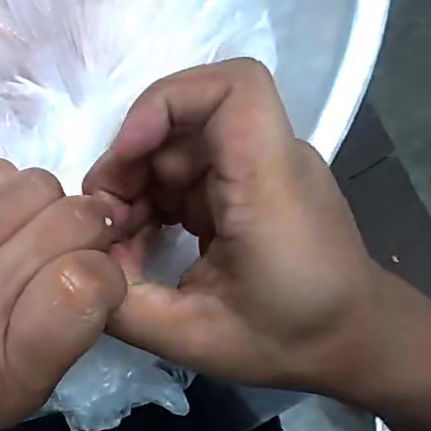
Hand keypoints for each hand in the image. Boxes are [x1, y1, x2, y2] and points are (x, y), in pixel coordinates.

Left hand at [0, 160, 126, 430]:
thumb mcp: (16, 396)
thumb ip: (66, 337)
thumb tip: (97, 271)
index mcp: (8, 350)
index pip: (94, 278)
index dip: (107, 277)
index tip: (89, 289)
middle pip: (75, 217)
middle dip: (90, 234)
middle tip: (66, 259)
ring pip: (40, 185)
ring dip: (51, 208)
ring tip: (30, 237)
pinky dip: (12, 193)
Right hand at [83, 59, 430, 403]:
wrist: (355, 342)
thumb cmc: (289, 338)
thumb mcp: (193, 338)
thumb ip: (123, 307)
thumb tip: (74, 270)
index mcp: (266, 183)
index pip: (233, 87)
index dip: (167, 101)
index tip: (128, 155)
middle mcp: (268, 160)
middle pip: (184, 122)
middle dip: (129, 165)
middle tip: (103, 225)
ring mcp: (258, 170)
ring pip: (178, 149)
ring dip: (136, 189)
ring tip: (118, 245)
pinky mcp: (248, 187)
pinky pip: (188, 175)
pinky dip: (155, 203)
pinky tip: (142, 246)